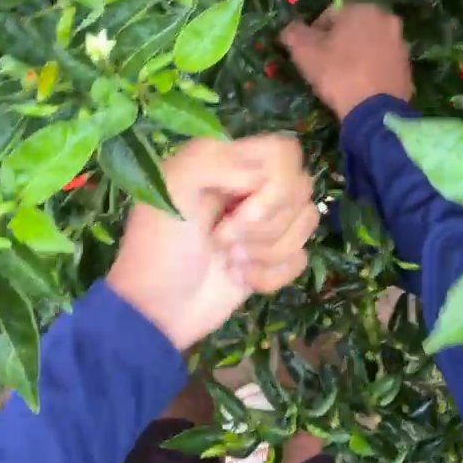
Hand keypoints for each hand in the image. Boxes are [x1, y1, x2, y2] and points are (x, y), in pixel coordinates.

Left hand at [106, 134, 318, 349]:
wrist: (157, 310)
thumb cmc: (158, 245)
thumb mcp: (171, 187)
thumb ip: (214, 160)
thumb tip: (262, 179)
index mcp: (230, 162)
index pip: (285, 153)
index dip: (274, 184)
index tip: (240, 210)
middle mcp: (253, 189)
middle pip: (301, 188)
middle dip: (264, 224)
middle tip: (222, 240)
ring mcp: (265, 226)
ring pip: (306, 223)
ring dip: (266, 250)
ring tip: (227, 260)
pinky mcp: (273, 261)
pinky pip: (301, 259)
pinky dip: (269, 275)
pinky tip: (238, 278)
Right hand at [279, 3, 414, 121]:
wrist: (375, 111)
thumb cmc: (337, 73)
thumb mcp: (304, 52)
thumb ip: (293, 33)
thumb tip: (290, 29)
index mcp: (362, 9)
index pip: (330, 13)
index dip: (314, 32)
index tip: (308, 51)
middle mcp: (386, 19)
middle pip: (353, 27)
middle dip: (338, 40)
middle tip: (325, 62)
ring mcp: (400, 42)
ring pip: (369, 43)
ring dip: (356, 53)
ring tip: (343, 75)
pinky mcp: (407, 65)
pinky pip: (382, 61)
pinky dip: (371, 67)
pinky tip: (360, 84)